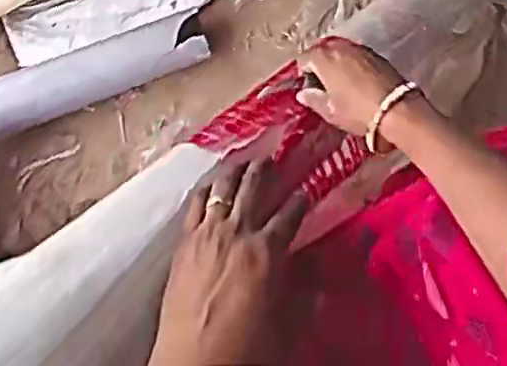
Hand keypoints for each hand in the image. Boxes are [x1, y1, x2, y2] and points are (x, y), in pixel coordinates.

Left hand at [149, 161, 308, 365]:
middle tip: (271, 160)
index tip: (306, 191)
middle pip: (254, 186)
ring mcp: (209, 231)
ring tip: (243, 161)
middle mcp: (239, 231)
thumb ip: (303, 299)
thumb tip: (322, 282)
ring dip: (237, 170)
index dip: (301, 199)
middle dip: (265, 169)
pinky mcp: (185, 240)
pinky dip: (207, 187)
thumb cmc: (244, 351)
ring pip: (225, 186)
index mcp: (268, 251)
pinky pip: (196, 202)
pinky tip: (212, 183)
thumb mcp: (284, 326)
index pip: (290, 213)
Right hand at [295, 38, 410, 137]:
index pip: (305, 57)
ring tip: (337, 76)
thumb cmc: (357, 111)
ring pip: (339, 47)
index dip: (303, 69)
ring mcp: (358, 48)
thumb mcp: (331, 111)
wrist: (395, 108)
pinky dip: (350, 59)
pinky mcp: (374, 53)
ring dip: (335, 58)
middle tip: (320, 78)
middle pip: (322, 47)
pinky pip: (355, 52)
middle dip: (318, 60)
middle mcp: (339, 47)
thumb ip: (314, 99)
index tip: (307, 83)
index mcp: (324, 58)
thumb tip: (303, 93)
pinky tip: (355, 75)